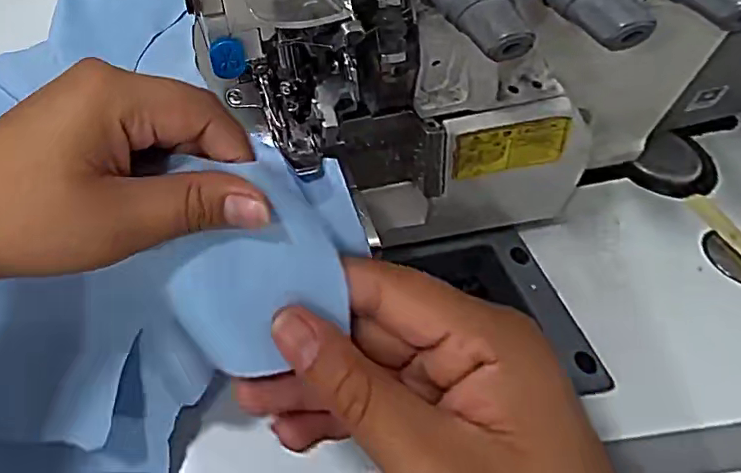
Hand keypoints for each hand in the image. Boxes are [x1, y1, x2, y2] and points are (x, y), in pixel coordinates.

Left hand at [0, 58, 271, 291]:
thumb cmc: (29, 220)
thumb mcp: (118, 219)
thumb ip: (193, 204)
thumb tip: (261, 202)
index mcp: (114, 88)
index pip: (200, 110)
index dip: (232, 157)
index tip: (245, 209)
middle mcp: (102, 76)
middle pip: (179, 111)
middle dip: (202, 161)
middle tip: (204, 216)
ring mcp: (81, 91)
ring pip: (155, 122)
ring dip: (171, 164)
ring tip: (161, 211)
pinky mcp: (69, 112)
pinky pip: (127, 127)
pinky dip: (143, 160)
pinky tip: (130, 195)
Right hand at [233, 257, 611, 472]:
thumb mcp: (431, 460)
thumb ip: (355, 387)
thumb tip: (290, 324)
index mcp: (487, 337)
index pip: (382, 286)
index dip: (318, 286)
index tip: (263, 294)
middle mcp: (473, 348)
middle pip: (367, 326)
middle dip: (307, 349)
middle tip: (253, 358)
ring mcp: (460, 386)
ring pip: (367, 365)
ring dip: (314, 384)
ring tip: (263, 396)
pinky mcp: (450, 421)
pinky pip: (382, 400)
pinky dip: (340, 412)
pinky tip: (299, 422)